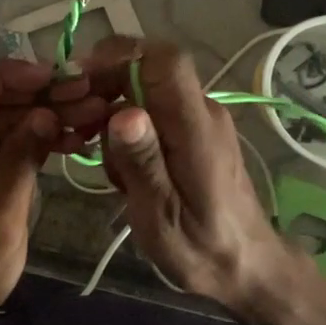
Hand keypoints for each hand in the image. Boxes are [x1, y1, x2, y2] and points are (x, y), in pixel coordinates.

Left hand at [0, 58, 98, 324]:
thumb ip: (22, 153)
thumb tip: (49, 112)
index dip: (5, 73)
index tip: (49, 75)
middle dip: (32, 94)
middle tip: (80, 91)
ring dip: (38, 114)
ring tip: (87, 111)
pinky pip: (0, 141)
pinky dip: (31, 139)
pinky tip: (71, 137)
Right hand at [86, 37, 288, 308]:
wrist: (249, 268)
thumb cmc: (203, 248)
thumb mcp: (161, 217)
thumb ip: (142, 163)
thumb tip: (123, 113)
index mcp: (196, 127)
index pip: (165, 60)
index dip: (120, 56)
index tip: (81, 80)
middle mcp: (200, 111)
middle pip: (146, 68)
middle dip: (104, 86)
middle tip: (76, 124)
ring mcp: (197, 118)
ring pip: (142, 89)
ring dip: (111, 112)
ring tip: (98, 157)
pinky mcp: (191, 129)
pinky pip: (150, 108)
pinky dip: (124, 127)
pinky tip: (119, 165)